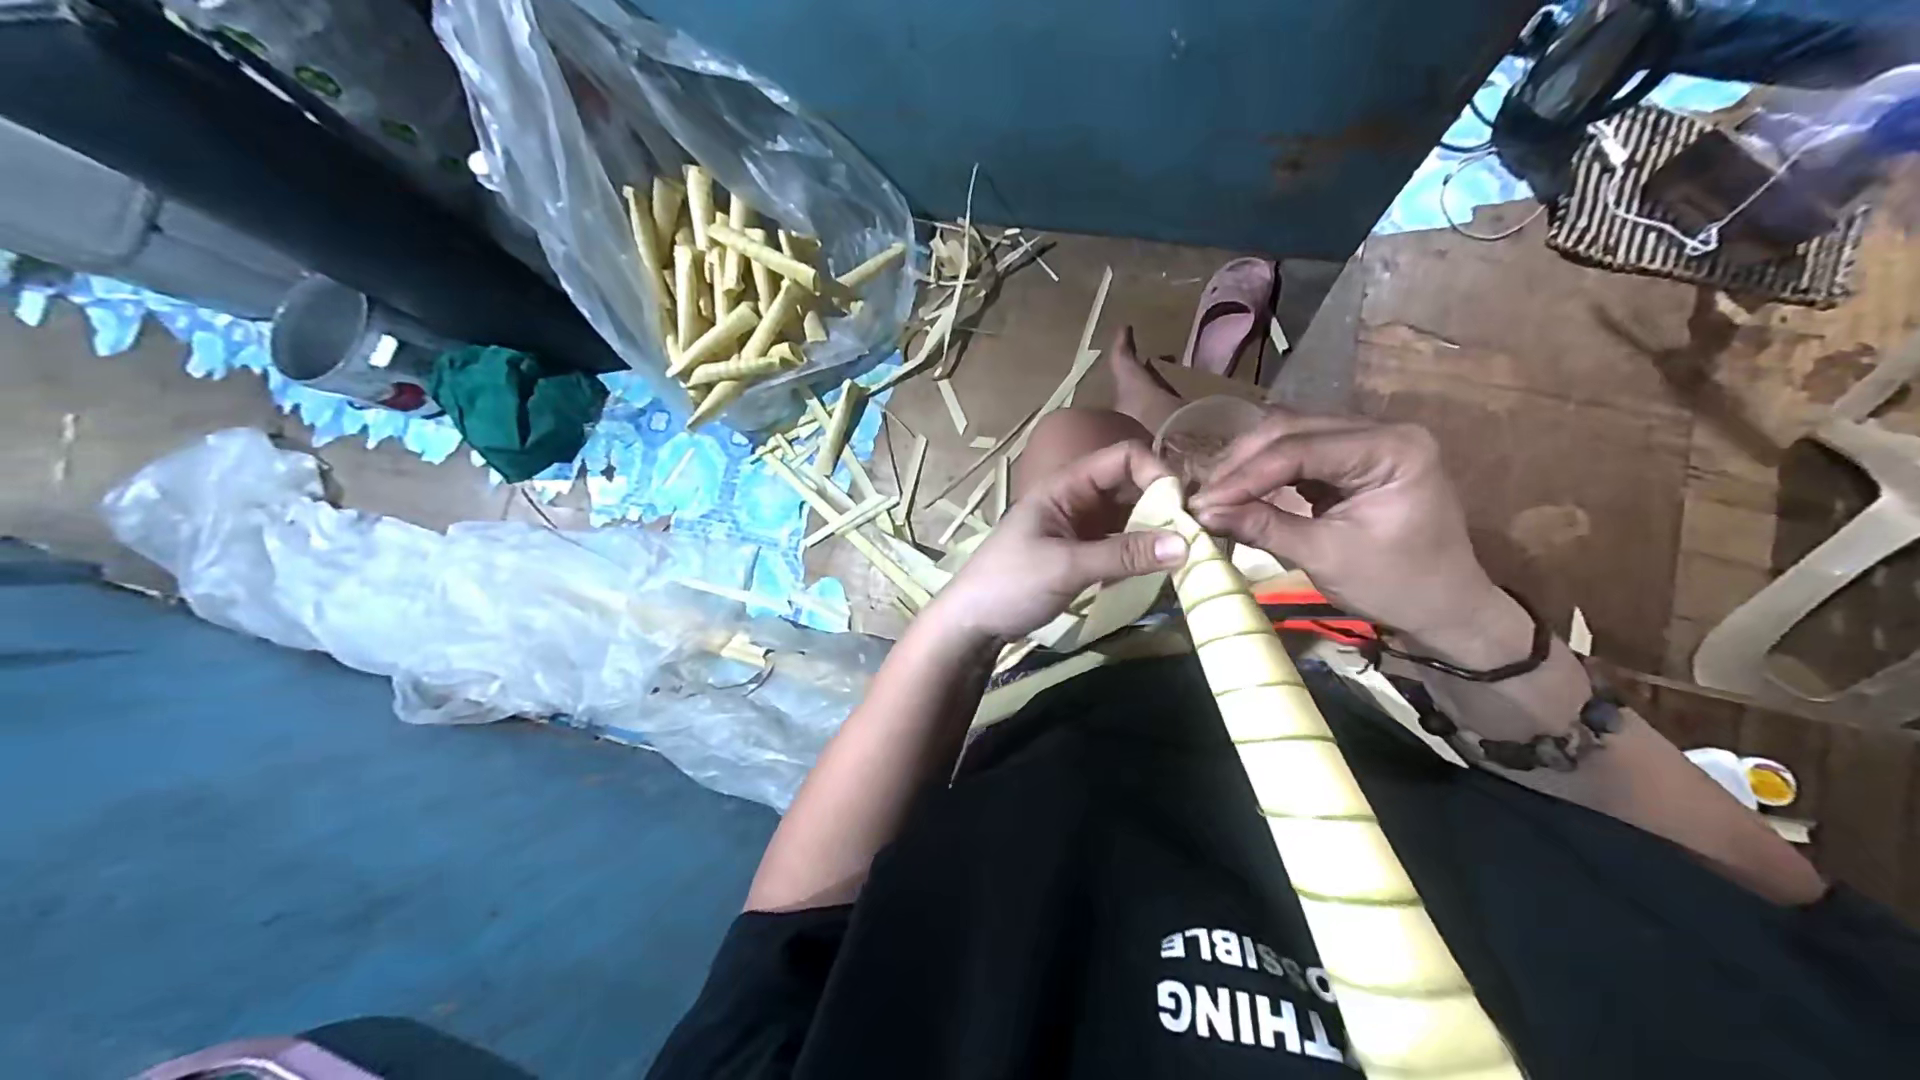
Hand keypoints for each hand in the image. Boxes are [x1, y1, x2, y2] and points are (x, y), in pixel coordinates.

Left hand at [928, 441, 1187, 643]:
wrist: (973, 621)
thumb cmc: (1010, 584)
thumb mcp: (1066, 567)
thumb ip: (1124, 555)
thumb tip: (1186, 545)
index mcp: (1066, 486)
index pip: (1123, 457)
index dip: (1157, 471)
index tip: (1184, 505)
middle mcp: (1078, 498)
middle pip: (1133, 485)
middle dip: (1165, 503)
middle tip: (1197, 532)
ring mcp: (1082, 526)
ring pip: (1131, 514)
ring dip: (1157, 529)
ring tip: (1188, 551)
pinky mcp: (1084, 551)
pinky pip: (1123, 540)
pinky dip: (1143, 549)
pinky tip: (1162, 567)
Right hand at [1188, 411, 1527, 667]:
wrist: (1444, 607)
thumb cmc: (1396, 585)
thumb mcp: (1325, 557)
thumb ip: (1264, 527)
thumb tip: (1202, 514)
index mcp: (1392, 449)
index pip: (1301, 448)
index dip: (1245, 475)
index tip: (1201, 502)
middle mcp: (1382, 430)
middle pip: (1292, 428)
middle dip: (1241, 463)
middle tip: (1201, 496)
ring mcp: (1367, 441)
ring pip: (1290, 434)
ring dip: (1248, 463)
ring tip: (1213, 493)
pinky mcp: (1352, 458)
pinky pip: (1297, 452)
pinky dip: (1264, 471)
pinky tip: (1238, 490)